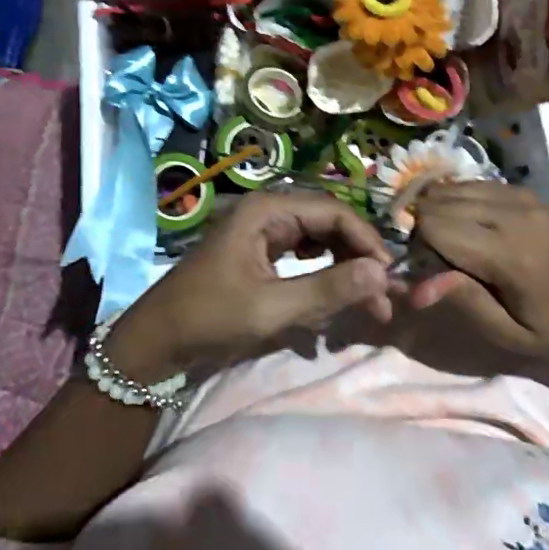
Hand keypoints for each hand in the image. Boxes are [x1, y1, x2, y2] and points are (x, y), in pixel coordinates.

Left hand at [107, 192, 394, 379]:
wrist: (157, 340)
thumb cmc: (210, 317)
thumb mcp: (272, 307)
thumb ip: (328, 289)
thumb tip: (382, 272)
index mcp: (267, 210)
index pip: (334, 212)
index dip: (366, 241)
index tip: (390, 276)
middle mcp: (267, 211)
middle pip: (329, 223)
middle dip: (359, 257)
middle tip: (383, 298)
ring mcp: (262, 231)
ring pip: (318, 239)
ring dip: (345, 267)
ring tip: (367, 302)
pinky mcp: (259, 251)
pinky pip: (302, 253)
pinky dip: (323, 273)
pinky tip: (334, 294)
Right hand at [405, 182, 548, 368]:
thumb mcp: (508, 334)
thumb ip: (462, 301)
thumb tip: (413, 285)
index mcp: (510, 254)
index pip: (435, 225)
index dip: (418, 245)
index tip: (425, 270)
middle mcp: (515, 215)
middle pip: (439, 200)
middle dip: (423, 225)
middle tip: (433, 258)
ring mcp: (523, 198)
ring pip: (452, 188)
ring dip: (438, 210)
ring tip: (448, 242)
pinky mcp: (527, 194)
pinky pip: (474, 184)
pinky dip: (458, 200)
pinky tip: (466, 224)